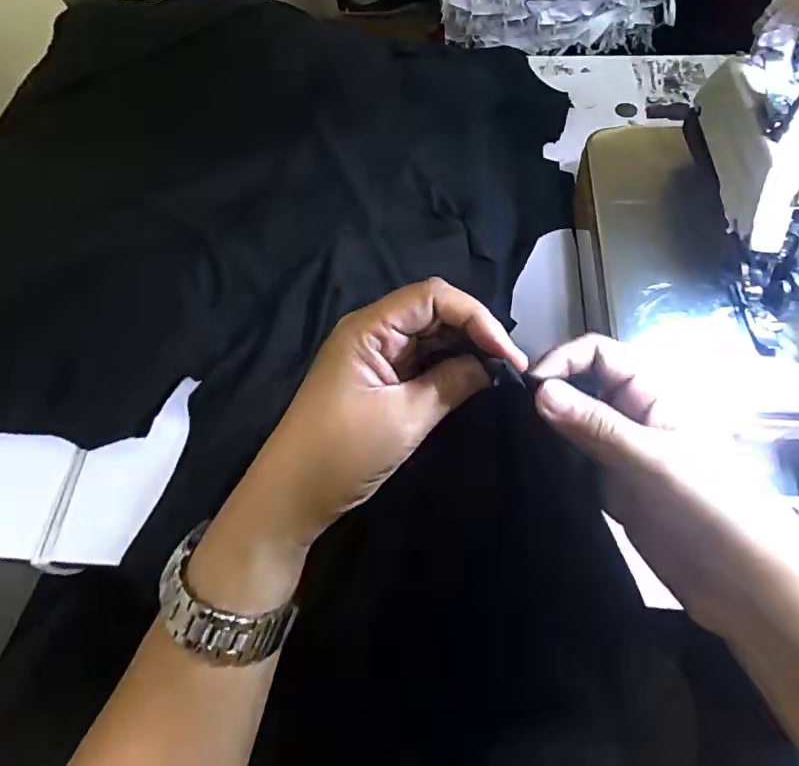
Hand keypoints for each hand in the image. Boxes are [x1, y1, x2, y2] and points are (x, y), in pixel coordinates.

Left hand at [193, 279, 524, 610]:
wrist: (287, 502)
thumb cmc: (340, 455)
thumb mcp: (406, 418)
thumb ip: (454, 382)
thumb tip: (492, 366)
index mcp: (369, 328)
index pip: (434, 296)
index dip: (476, 316)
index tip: (506, 352)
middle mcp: (372, 330)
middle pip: (435, 309)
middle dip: (476, 330)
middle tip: (510, 364)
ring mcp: (375, 353)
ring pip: (433, 333)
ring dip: (467, 347)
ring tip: (499, 370)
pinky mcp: (380, 375)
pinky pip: (423, 356)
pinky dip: (451, 363)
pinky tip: (474, 377)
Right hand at [530, 334, 788, 634]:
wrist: (739, 578)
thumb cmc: (708, 503)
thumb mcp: (651, 458)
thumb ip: (596, 426)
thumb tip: (539, 392)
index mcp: (651, 391)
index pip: (599, 353)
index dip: (563, 359)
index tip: (528, 389)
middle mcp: (633, 415)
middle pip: (582, 385)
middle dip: (549, 392)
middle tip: (509, 417)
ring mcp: (621, 453)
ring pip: (574, 425)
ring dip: (547, 429)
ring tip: (512, 443)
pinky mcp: (612, 489)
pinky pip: (575, 464)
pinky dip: (553, 463)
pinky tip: (529, 472)